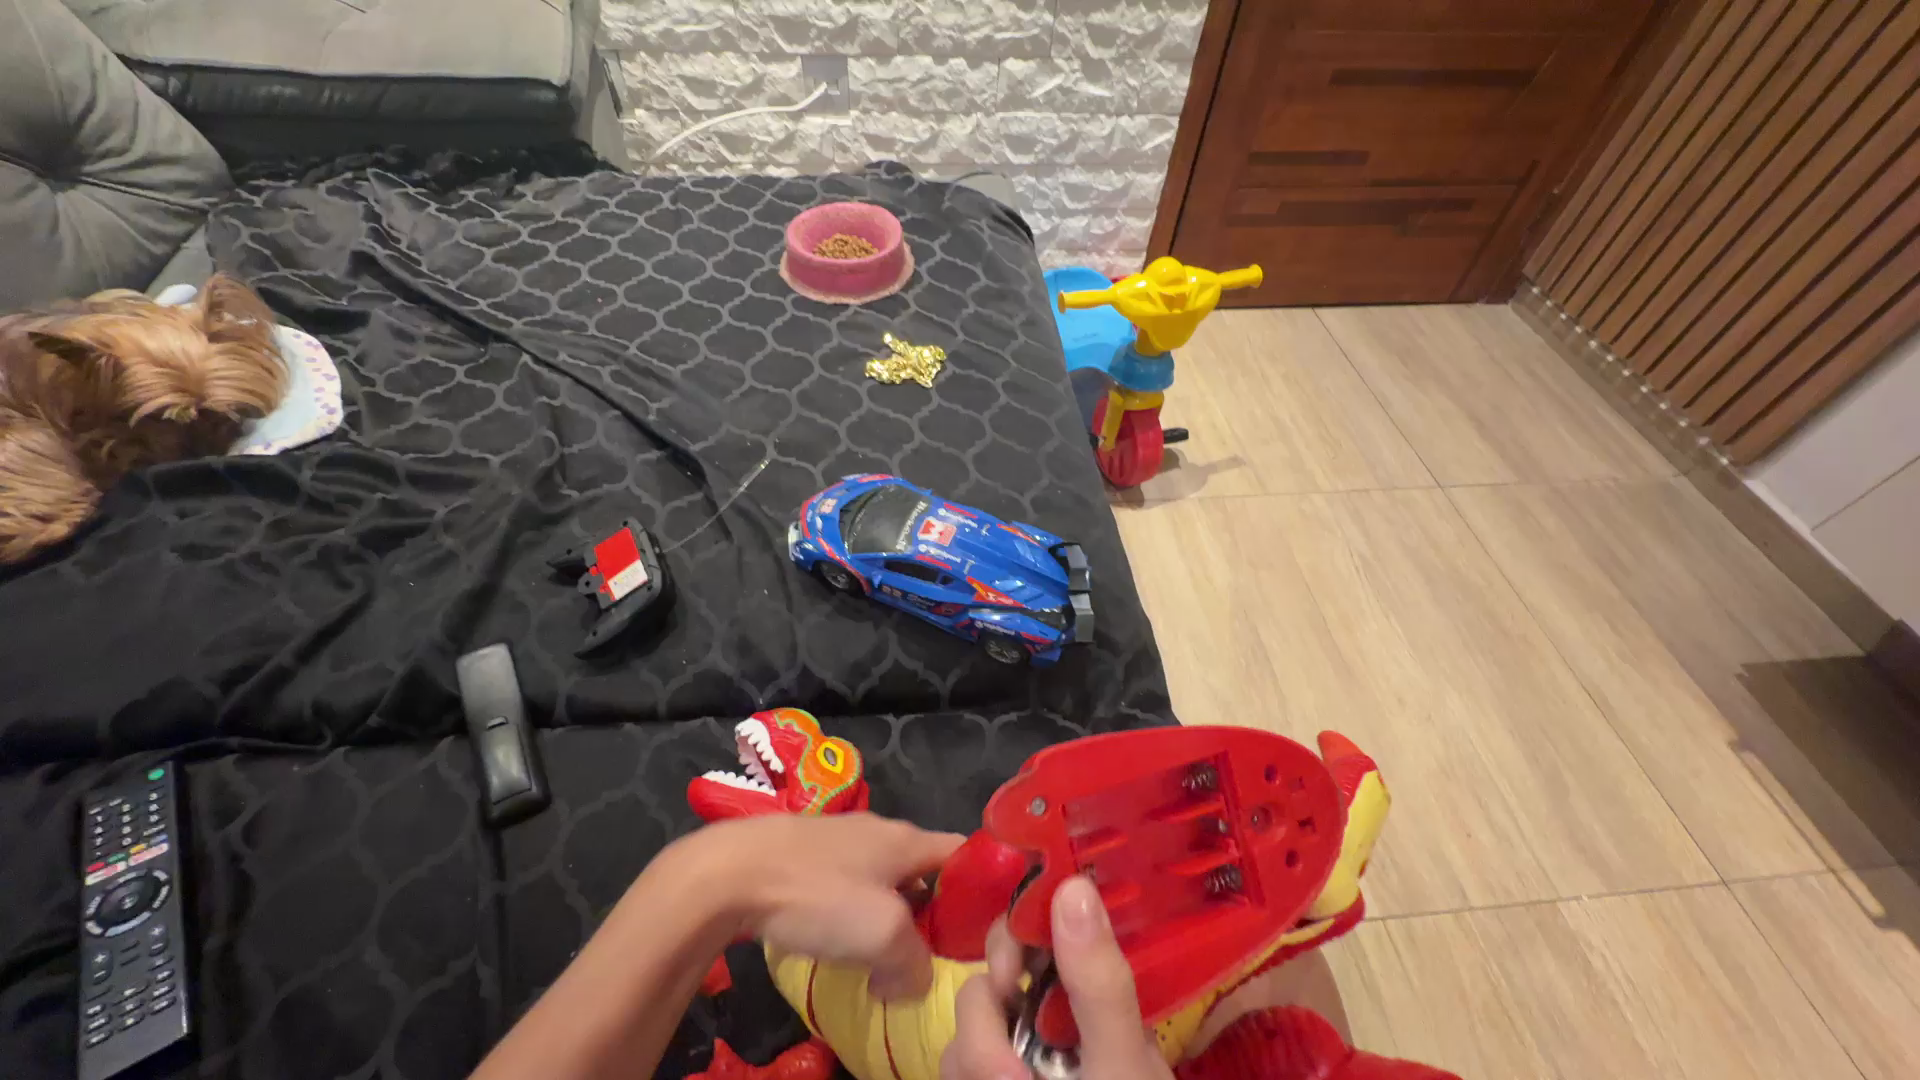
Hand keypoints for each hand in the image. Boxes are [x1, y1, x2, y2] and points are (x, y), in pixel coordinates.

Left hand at [672, 812, 964, 999]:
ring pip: (882, 882)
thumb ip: (914, 963)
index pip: (963, 853)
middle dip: (932, 914)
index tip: (982, 932)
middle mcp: (879, 831)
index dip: (981, 888)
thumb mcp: (883, 935)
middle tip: (930, 958)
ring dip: (888, 918)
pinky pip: (845, 887)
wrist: (731, 872)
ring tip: (881, 959)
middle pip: (922, 872)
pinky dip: (850, 915)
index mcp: (907, 839)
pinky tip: (833, 943)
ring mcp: (838, 841)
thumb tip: (911, 980)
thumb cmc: (817, 895)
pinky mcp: (803, 856)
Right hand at [942, 876, 1172, 1079]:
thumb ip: (1098, 984)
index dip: (1013, 940)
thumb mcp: (1121, 1066)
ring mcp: (1015, 1057)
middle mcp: (1047, 1020)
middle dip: (985, 1030)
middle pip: (987, 981)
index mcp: (1088, 997)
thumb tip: (1073, 883)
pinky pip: (953, 1066)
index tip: (1010, 976)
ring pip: (962, 1032)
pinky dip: (967, 1076)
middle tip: (1010, 1078)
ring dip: (977, 1066)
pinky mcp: (991, 1077)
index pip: (1038, 932)